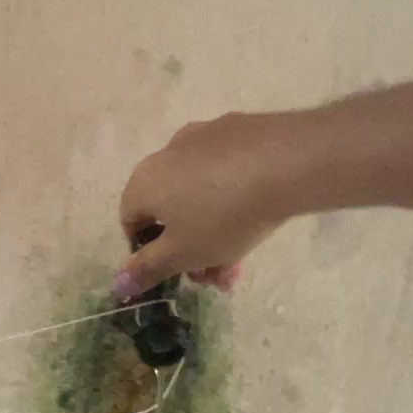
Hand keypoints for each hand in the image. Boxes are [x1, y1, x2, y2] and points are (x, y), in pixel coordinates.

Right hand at [115, 112, 298, 299]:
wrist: (295, 162)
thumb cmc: (223, 216)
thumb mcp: (181, 255)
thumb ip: (147, 270)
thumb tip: (118, 284)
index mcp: (144, 181)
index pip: (130, 221)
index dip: (147, 251)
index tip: (173, 269)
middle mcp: (168, 152)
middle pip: (168, 210)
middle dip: (186, 247)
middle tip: (210, 274)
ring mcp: (207, 136)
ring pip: (199, 194)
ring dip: (211, 229)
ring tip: (237, 258)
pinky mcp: (243, 128)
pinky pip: (226, 172)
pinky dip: (233, 198)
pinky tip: (256, 217)